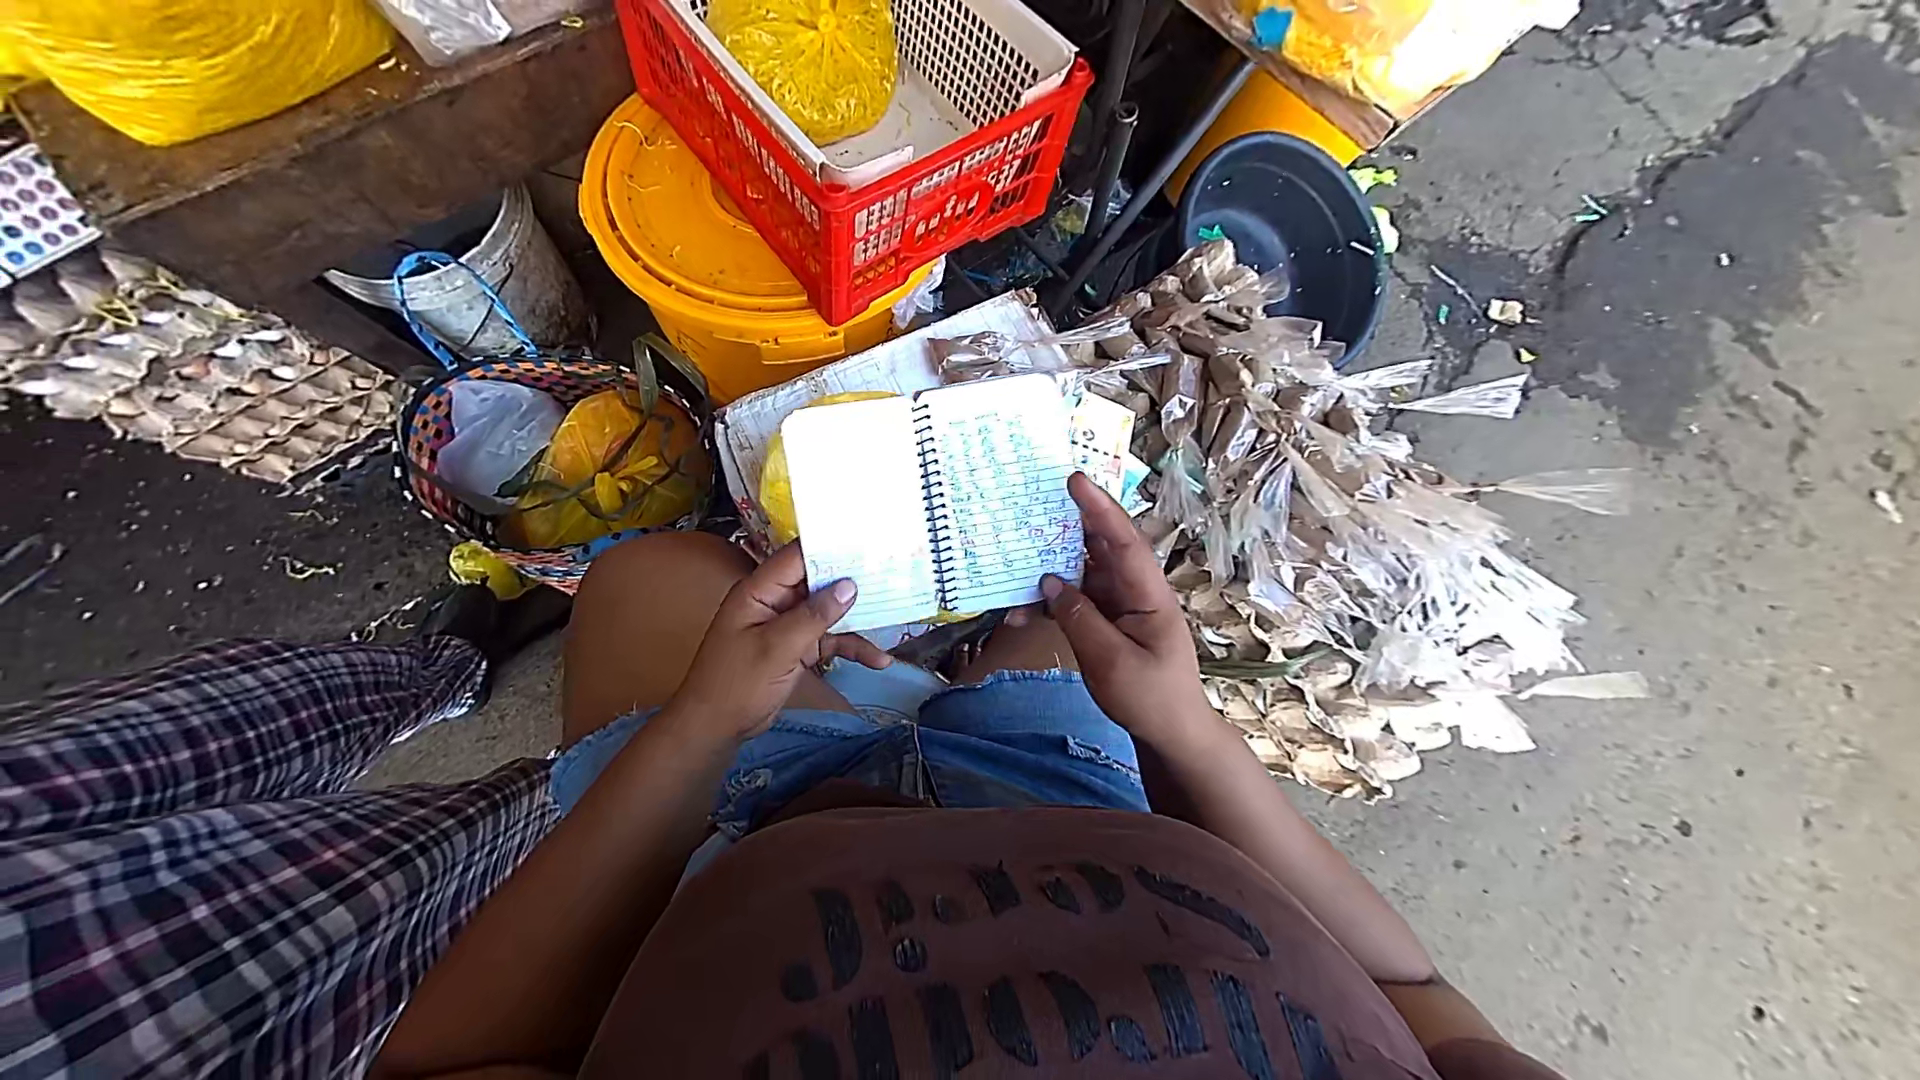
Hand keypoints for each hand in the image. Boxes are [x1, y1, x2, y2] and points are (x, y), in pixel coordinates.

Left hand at [669, 543, 890, 739]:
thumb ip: (814, 615)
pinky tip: (878, 659)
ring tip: (892, 617)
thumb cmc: (736, 683)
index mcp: (760, 591)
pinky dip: (852, 647)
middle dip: (852, 581)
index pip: (797, 558)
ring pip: (830, 612)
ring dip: (858, 619)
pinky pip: (831, 639)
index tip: (865, 543)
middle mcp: (776, 602)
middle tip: (890, 573)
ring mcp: (789, 624)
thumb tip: (850, 585)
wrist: (716, 728)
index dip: (829, 548)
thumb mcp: (776, 648)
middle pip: (819, 582)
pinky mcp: (800, 647)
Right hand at [1042, 472, 1213, 743]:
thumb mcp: (1111, 661)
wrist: (1169, 733)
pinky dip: (1047, 605)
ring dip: (1048, 571)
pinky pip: (1072, 602)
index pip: (1124, 542)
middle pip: (1100, 548)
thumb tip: (1049, 582)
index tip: (1075, 480)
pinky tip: (1018, 615)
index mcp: (1149, 594)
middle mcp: (1133, 591)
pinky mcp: (1104, 621)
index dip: (1100, 509)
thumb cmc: (1150, 698)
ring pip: (1079, 574)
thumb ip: (1079, 618)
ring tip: (1014, 563)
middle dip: (1068, 525)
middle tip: (1033, 504)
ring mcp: (1118, 605)